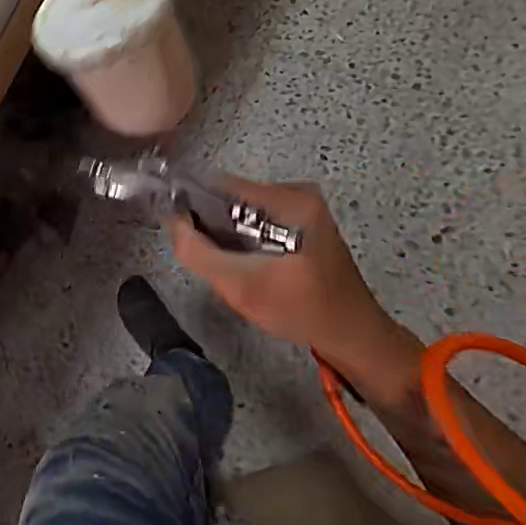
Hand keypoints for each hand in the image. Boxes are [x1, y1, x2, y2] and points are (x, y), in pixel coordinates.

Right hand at [170, 177, 416, 388]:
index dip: (191, 205)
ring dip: (226, 236)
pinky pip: (253, 220)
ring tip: (234, 267)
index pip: (219, 186)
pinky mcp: (302, 221)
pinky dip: (242, 240)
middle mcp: (296, 192)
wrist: (354, 338)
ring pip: (238, 211)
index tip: (180, 232)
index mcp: (289, 199)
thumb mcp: (240, 286)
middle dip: (212, 226)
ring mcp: (302, 206)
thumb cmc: (302, 311)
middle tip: (215, 260)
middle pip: (228, 198)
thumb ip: (197, 251)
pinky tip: (250, 266)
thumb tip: (171, 220)